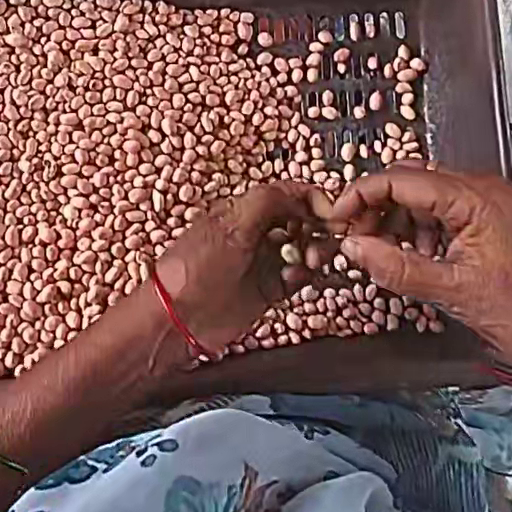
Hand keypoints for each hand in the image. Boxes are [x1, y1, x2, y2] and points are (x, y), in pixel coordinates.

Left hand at [151, 182, 334, 355]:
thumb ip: (268, 201)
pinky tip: (295, 278)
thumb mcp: (232, 224)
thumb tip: (302, 194)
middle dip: (318, 226)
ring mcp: (263, 261)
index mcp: (244, 210)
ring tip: (310, 260)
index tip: (331, 212)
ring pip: (304, 248)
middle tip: (327, 237)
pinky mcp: (268, 289)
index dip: (313, 199)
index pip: (287, 194)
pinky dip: (304, 275)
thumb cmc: (195, 267)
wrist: (179, 317)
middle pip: (301, 220)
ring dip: (314, 251)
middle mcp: (256, 232)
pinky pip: (298, 277)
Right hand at [326, 164, 511, 369]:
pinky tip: (413, 256)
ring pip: (422, 196)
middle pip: (409, 181)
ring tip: (383, 252)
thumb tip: (353, 247)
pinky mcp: (491, 222)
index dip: (361, 195)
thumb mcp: (452, 292)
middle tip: (355, 237)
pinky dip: (418, 230)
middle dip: (376, 206)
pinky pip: (441, 213)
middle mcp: (483, 191)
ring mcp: (489, 205)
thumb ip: (395, 266)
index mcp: (475, 199)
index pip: (400, 180)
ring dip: (395, 220)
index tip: (337, 217)